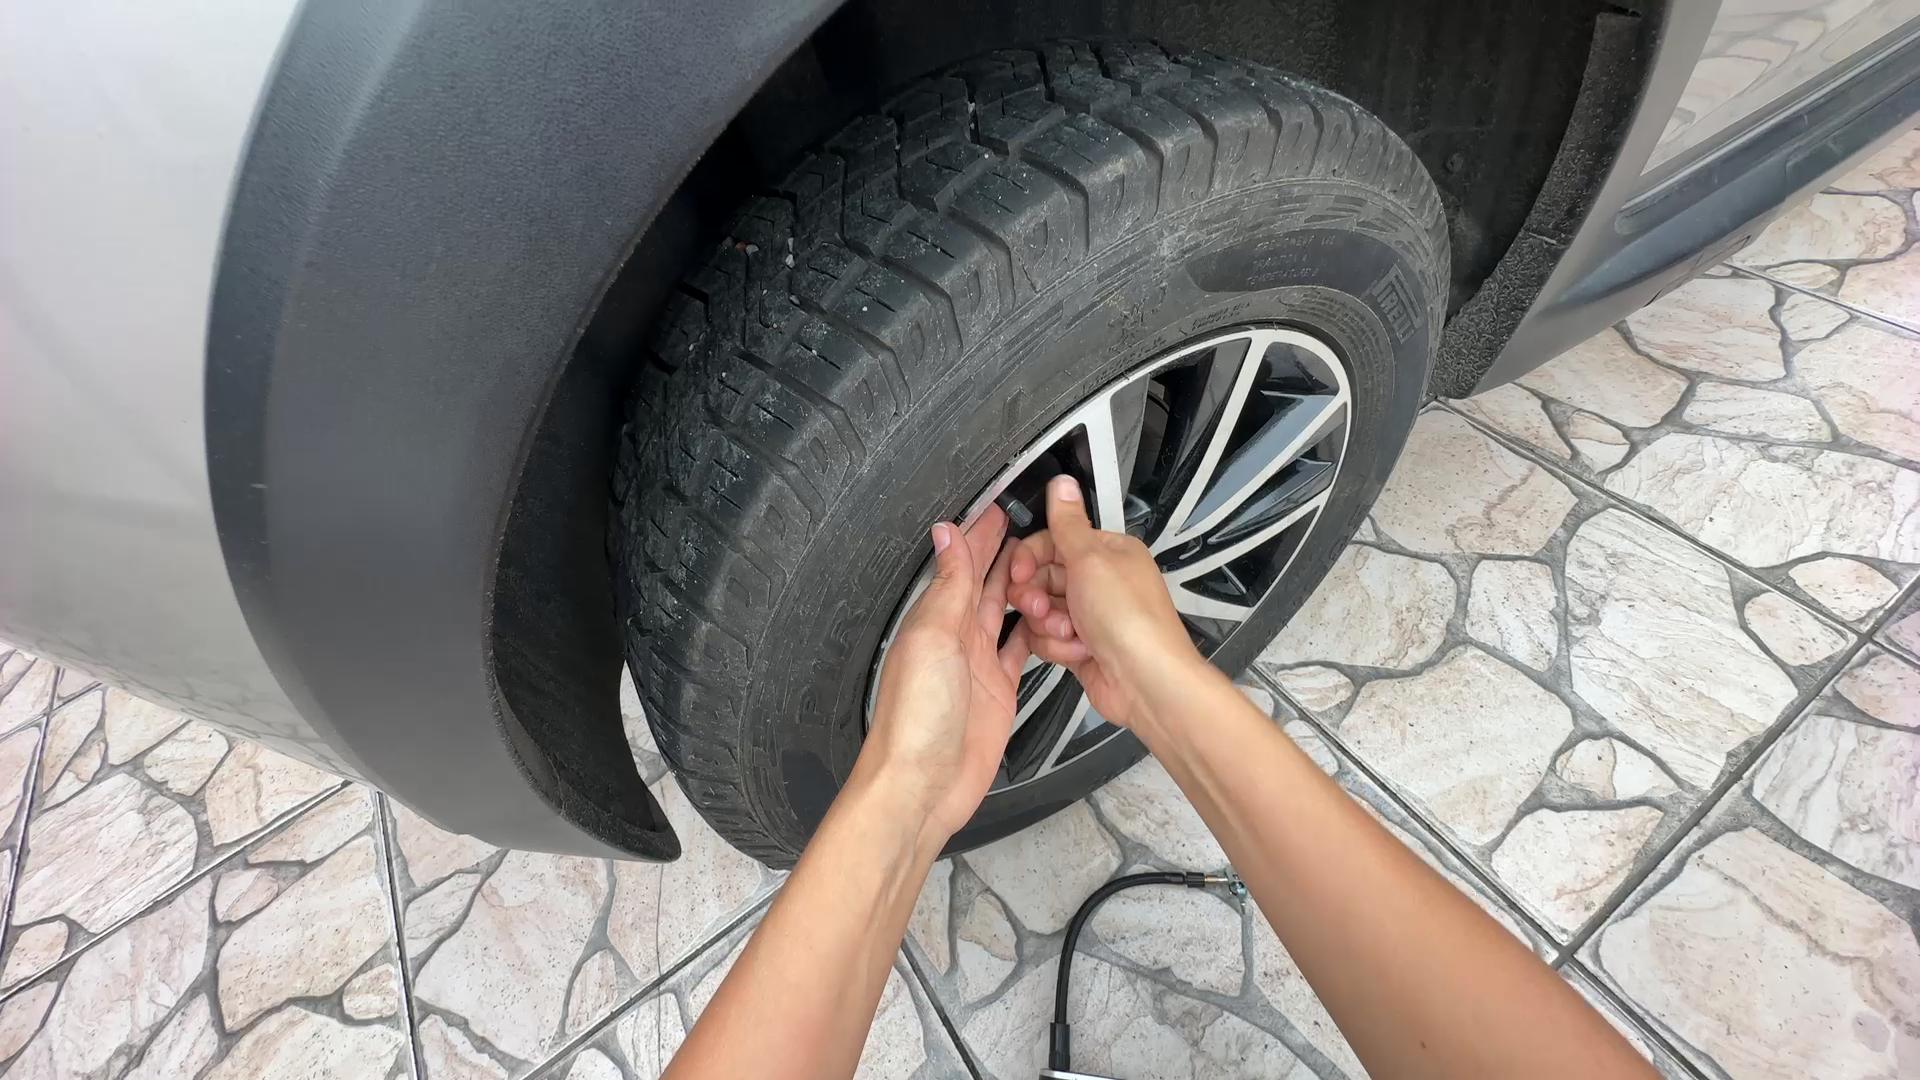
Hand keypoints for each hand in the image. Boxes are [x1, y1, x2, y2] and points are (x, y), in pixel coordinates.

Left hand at [860, 506, 1030, 843]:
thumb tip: (946, 535)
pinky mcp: (997, 691)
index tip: (999, 511)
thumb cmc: (915, 719)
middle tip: (1027, 527)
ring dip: (1021, 588)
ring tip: (1042, 565)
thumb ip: (947, 586)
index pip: (962, 565)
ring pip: (1004, 613)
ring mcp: (977, 665)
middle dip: (1004, 553)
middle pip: (985, 583)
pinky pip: (1019, 651)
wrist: (922, 784)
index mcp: (935, 619)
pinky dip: (1033, 633)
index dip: (980, 536)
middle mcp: (955, 638)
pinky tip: (1041, 619)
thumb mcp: (933, 637)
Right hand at [1006, 476, 1208, 732]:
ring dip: (1049, 624)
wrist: (1145, 682)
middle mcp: (1099, 581)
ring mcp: (1090, 615)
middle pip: (1041, 578)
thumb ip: (1068, 522)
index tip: (1019, 572)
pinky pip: (1047, 638)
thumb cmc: (1132, 622)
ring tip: (1070, 631)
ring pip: (1040, 611)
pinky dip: (1057, 646)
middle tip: (1043, 606)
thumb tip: (1062, 483)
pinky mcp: (1080, 645)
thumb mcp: (1091, 560)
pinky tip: (1077, 650)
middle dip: (1037, 596)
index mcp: (1107, 552)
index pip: (1051, 542)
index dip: (1029, 558)